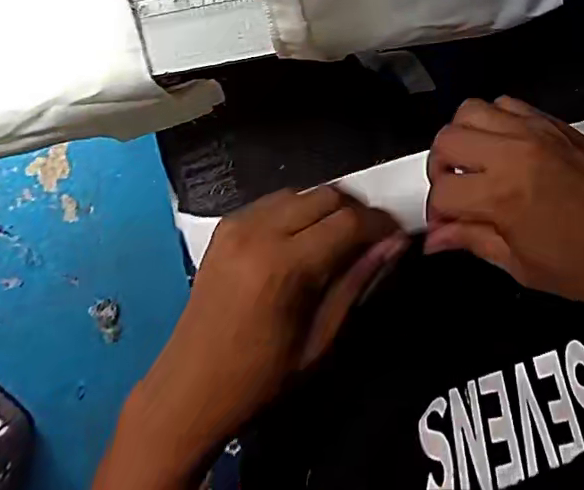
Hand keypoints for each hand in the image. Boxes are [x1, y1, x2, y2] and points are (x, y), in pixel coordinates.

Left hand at [99, 188, 404, 489]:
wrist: (187, 390)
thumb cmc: (259, 377)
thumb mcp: (319, 340)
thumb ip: (357, 282)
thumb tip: (395, 244)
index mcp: (284, 266)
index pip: (349, 222)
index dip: (379, 224)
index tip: (395, 235)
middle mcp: (260, 232)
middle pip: (328, 196)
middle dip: (356, 212)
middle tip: (370, 237)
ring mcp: (239, 224)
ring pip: (303, 192)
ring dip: (328, 207)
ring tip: (338, 237)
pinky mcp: (226, 225)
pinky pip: (275, 200)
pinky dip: (298, 210)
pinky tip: (302, 236)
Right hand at [424, 96, 583, 316]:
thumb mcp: (524, 268)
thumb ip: (473, 242)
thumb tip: (435, 239)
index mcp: (503, 195)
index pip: (443, 189)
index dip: (438, 212)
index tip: (447, 226)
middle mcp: (513, 151)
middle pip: (446, 138)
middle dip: (440, 168)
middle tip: (457, 193)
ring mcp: (534, 129)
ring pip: (470, 110)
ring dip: (463, 137)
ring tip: (476, 165)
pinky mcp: (552, 121)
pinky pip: (505, 103)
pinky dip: (493, 120)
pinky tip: (503, 147)